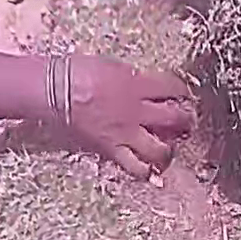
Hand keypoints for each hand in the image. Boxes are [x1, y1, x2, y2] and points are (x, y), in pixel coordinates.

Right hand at [67, 58, 194, 178]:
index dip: (182, 91)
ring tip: (169, 148)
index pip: (171, 87)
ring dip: (169, 150)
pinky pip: (136, 168)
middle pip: (174, 119)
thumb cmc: (77, 71)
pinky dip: (146, 172)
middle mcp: (136, 111)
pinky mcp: (114, 150)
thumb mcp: (112, 66)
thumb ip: (134, 79)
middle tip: (187, 122)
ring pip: (160, 150)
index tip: (184, 94)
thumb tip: (148, 88)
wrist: (53, 90)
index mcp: (136, 85)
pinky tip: (151, 172)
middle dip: (186, 120)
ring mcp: (126, 134)